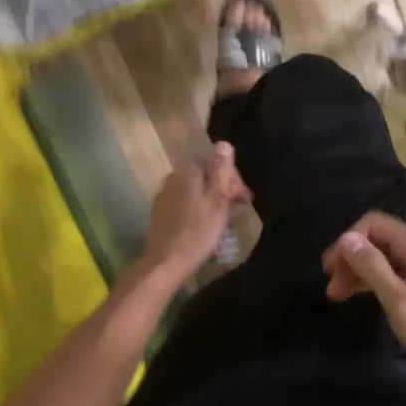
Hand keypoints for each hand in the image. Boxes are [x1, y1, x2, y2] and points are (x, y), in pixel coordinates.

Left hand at [141, 143, 251, 278]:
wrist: (166, 262)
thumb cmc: (197, 232)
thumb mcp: (216, 200)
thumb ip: (220, 171)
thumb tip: (223, 144)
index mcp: (187, 172)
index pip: (215, 163)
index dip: (232, 180)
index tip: (244, 200)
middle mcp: (172, 178)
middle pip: (204, 176)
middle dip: (223, 189)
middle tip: (238, 210)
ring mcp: (164, 195)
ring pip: (195, 190)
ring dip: (212, 200)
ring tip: (225, 220)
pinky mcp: (161, 212)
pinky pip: (185, 203)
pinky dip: (198, 210)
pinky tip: (205, 226)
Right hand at [321, 212, 405, 392]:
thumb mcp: (399, 301)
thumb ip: (372, 267)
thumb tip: (346, 238)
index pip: (374, 223)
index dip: (347, 241)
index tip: (329, 270)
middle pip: (380, 238)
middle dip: (352, 258)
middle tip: (331, 288)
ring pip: (387, 255)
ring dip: (361, 270)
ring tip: (338, 295)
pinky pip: (398, 269)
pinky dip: (377, 279)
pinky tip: (361, 294)